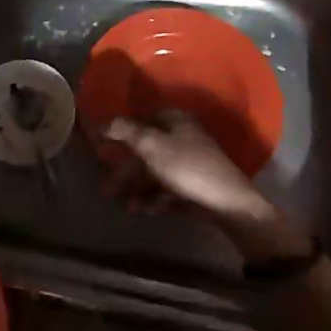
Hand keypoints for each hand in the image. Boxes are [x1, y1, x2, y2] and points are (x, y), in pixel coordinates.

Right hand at [103, 111, 308, 264]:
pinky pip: (168, 190)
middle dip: (125, 170)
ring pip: (155, 173)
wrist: (228, 204)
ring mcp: (190, 164)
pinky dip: (153, 199)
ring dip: (136, 188)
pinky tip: (140, 211)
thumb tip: (104, 121)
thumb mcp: (151, 145)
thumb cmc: (186, 167)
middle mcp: (183, 138)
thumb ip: (126, 131)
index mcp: (175, 121)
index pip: (142, 119)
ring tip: (120, 204)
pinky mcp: (195, 187)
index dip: (121, 131)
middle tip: (106, 186)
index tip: (102, 144)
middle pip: (146, 150)